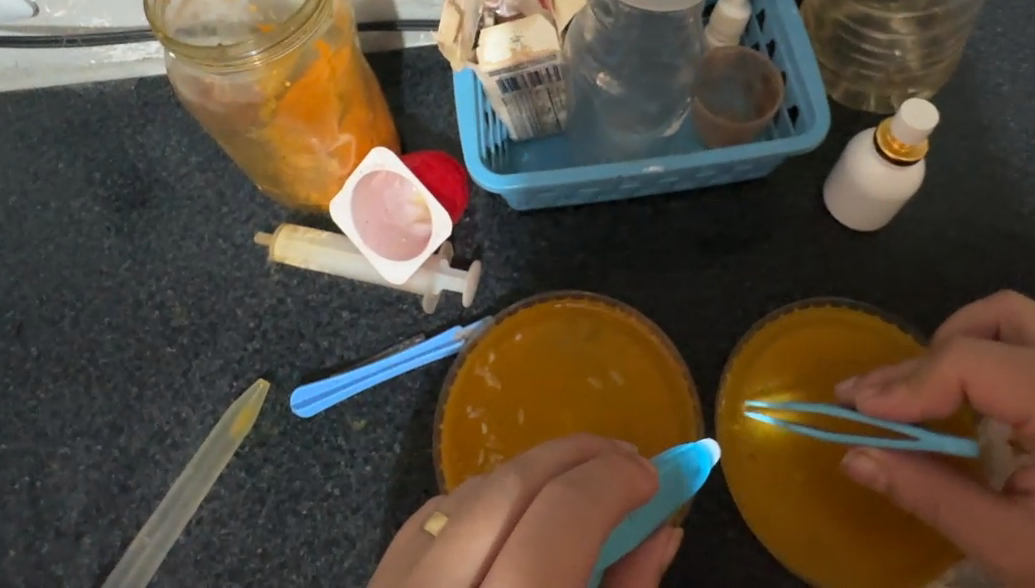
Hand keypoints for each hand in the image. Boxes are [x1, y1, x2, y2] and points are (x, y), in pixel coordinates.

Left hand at [369, 434, 682, 587]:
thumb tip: (661, 528)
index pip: (559, 519)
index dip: (613, 483)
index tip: (653, 477)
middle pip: (507, 489)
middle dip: (575, 460)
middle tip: (625, 464)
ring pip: (463, 496)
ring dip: (529, 478)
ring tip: (577, 490)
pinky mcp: (373, 587)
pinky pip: (425, 523)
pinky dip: (478, 505)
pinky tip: (512, 521)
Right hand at [836, 292, 1034, 587]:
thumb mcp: (1013, 548)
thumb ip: (928, 493)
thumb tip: (854, 456)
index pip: (967, 362)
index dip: (903, 382)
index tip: (854, 407)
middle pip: (994, 319)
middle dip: (933, 353)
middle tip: (893, 400)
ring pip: (1025, 317)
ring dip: (974, 341)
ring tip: (942, 389)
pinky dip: (1011, 349)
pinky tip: (998, 395)